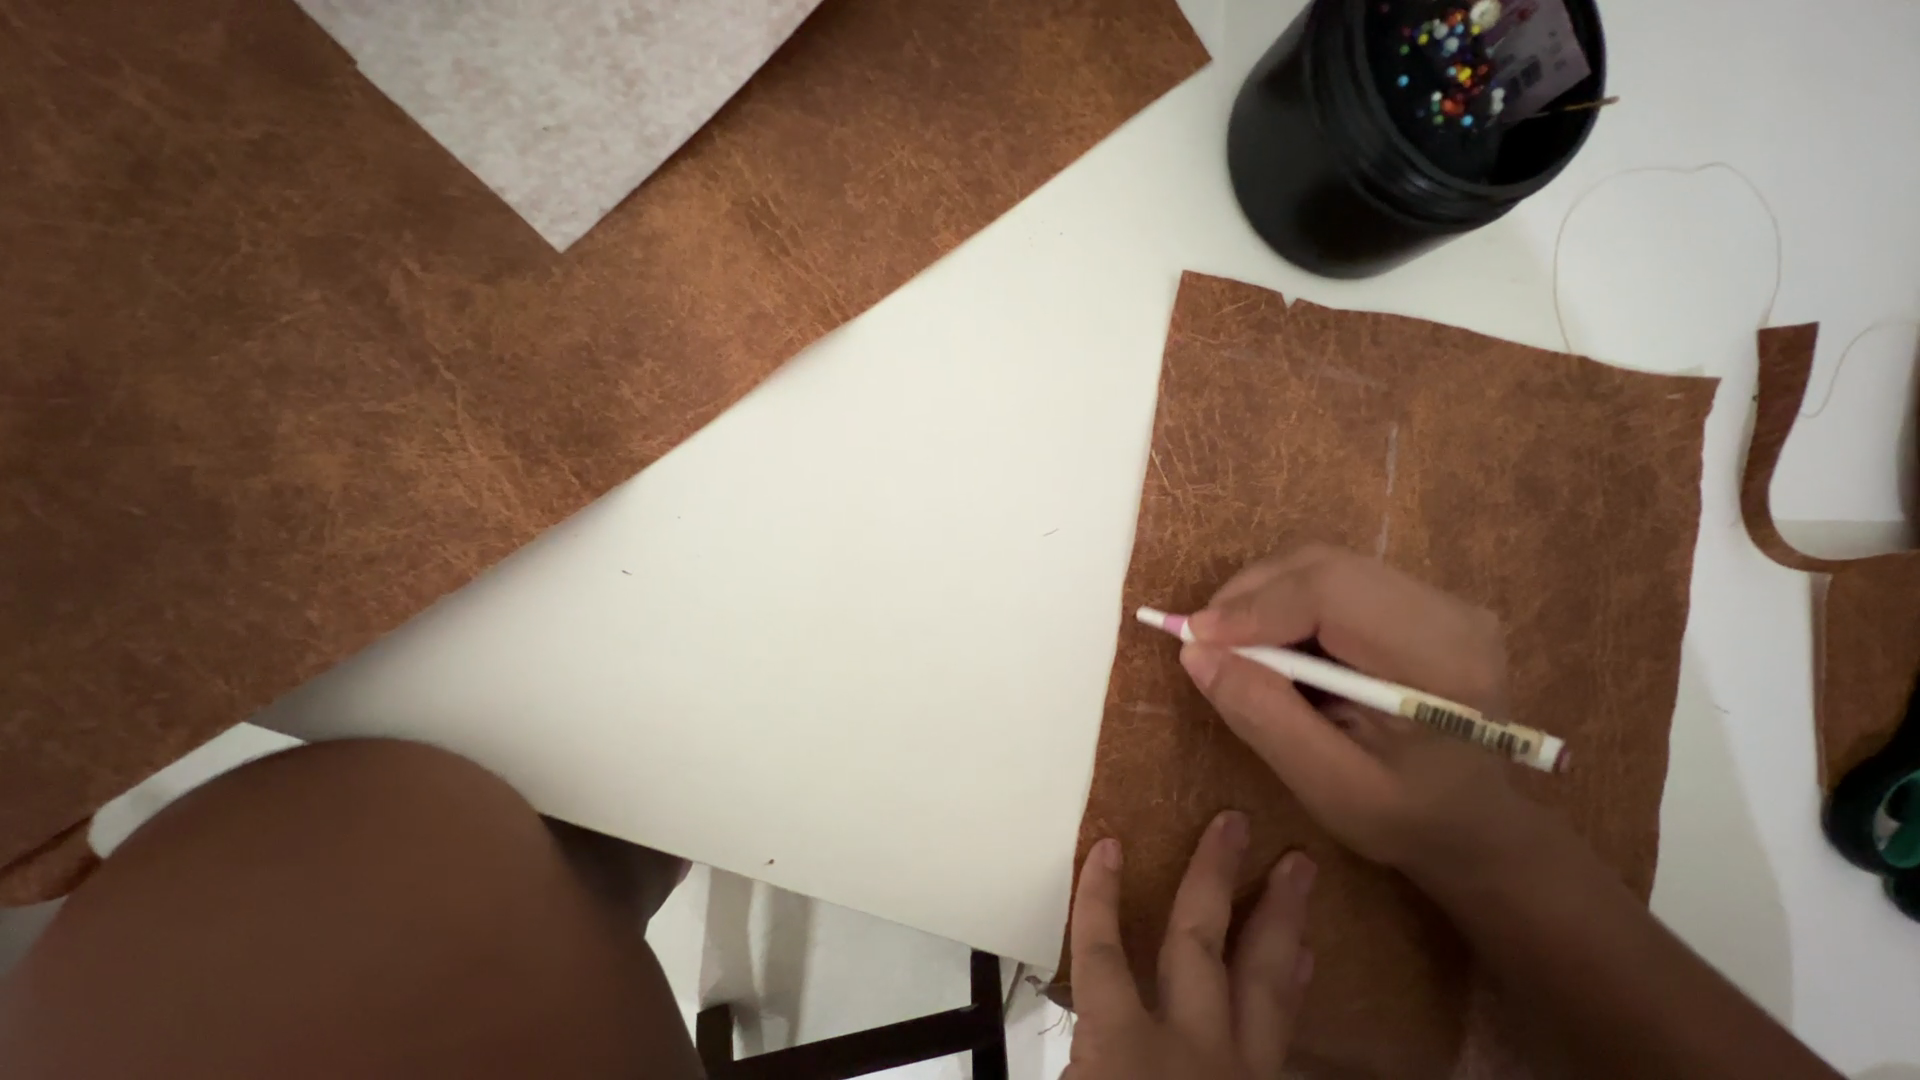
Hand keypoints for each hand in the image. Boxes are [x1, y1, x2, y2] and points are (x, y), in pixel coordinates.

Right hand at [1065, 814, 1314, 1079]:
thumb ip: (1085, 1046)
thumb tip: (1094, 1022)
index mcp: (1124, 1042)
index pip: (1102, 954)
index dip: (1099, 897)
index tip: (1108, 845)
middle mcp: (1189, 1043)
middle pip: (1199, 944)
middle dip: (1214, 876)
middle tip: (1237, 822)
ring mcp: (1241, 1069)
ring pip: (1264, 984)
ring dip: (1281, 921)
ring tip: (1300, 871)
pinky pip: (1285, 1029)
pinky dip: (1295, 989)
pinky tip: (1305, 958)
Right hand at [1175, 545, 1545, 888]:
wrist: (1473, 824)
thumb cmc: (1407, 818)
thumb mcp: (1329, 785)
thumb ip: (1264, 716)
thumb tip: (1195, 653)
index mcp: (1441, 660)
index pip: (1333, 593)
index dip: (1255, 607)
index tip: (1195, 639)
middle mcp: (1449, 612)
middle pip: (1324, 566)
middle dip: (1250, 595)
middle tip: (1203, 640)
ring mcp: (1435, 601)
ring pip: (1322, 565)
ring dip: (1262, 596)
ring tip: (1231, 644)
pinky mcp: (1416, 602)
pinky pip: (1331, 579)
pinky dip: (1284, 602)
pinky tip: (1269, 643)